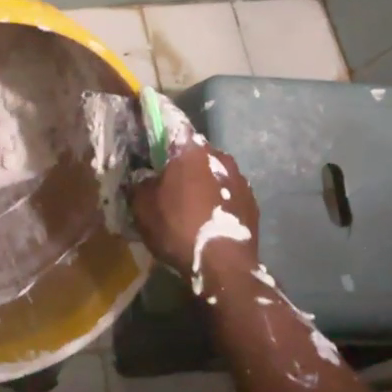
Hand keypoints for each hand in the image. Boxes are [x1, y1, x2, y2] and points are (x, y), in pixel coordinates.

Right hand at [130, 142, 260, 279]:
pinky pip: (227, 192)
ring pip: (213, 171)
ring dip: (202, 181)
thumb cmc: (178, 228)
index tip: (150, 136)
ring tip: (189, 202)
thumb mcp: (143, 207)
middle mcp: (219, 155)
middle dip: (181, 161)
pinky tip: (207, 217)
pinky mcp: (252, 202)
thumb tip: (143, 177)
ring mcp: (239, 178)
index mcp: (190, 149)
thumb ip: (139, 184)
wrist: (224, 266)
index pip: (172, 125)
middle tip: (167, 178)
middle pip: (194, 151)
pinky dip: (217, 199)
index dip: (159, 129)